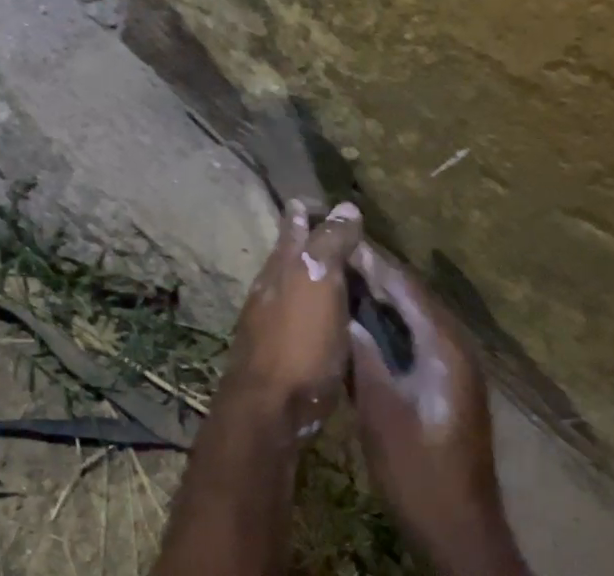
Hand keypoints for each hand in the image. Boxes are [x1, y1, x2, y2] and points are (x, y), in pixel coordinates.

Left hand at [225, 199, 363, 432]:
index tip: (319, 203)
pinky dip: (315, 312)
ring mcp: (269, 323)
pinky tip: (329, 322)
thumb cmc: (299, 341)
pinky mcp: (278, 356)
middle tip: (335, 236)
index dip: (306, 213)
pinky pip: (300, 320)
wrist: (268, 411)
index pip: (294, 226)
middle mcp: (270, 289)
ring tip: (337, 277)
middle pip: (290, 256)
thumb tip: (345, 206)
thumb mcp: (320, 282)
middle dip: (307, 243)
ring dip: (310, 279)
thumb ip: (331, 244)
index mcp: (281, 266)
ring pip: (292, 288)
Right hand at [348, 244, 526, 573]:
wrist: (459, 526)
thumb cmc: (417, 468)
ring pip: (418, 315)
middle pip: (415, 295)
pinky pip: (421, 336)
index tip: (340, 239)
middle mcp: (457, 346)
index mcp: (443, 346)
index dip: (374, 260)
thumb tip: (346, 314)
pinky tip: (366, 325)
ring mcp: (458, 366)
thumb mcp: (380, 409)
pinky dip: (395, 322)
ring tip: (344, 280)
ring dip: (386, 297)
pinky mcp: (452, 383)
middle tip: (336, 255)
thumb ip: (364, 356)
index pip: (406, 286)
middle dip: (378, 274)